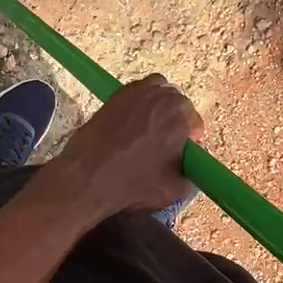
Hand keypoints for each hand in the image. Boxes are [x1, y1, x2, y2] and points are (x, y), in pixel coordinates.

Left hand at [37, 74, 201, 219]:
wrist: (87, 177)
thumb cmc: (133, 184)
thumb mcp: (174, 190)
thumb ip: (191, 178)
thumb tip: (192, 173)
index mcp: (180, 117)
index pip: (194, 122)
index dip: (189, 139)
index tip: (180, 153)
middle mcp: (162, 96)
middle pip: (177, 104)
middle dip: (175, 120)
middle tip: (164, 144)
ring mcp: (137, 92)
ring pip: (158, 92)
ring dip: (159, 108)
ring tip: (149, 130)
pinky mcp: (116, 95)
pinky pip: (137, 92)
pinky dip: (139, 104)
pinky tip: (131, 125)